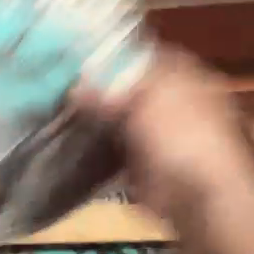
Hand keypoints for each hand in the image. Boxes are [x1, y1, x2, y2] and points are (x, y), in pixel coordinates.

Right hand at [74, 50, 253, 225]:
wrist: (197, 196)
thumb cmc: (184, 139)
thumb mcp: (149, 102)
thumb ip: (113, 89)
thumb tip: (76, 84)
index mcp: (188, 81)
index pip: (150, 58)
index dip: (118, 57)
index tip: (82, 60)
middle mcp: (175, 104)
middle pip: (131, 88)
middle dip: (99, 88)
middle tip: (61, 84)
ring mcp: (158, 134)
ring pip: (118, 117)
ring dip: (93, 116)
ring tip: (57, 109)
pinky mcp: (141, 161)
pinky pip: (111, 145)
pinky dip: (92, 143)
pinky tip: (68, 137)